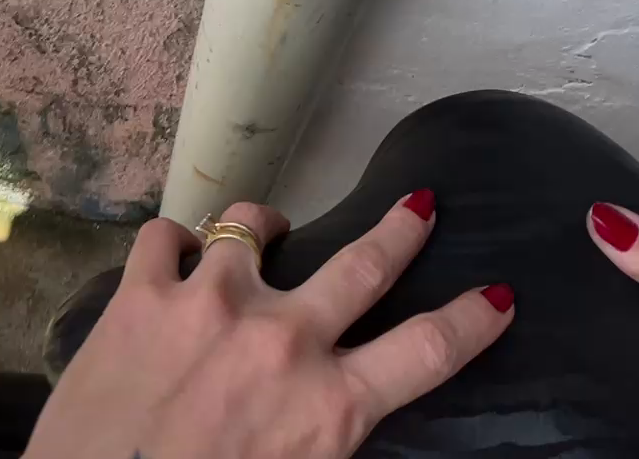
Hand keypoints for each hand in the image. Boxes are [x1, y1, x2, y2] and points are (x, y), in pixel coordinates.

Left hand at [24, 192, 515, 458]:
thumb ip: (328, 435)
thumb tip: (343, 402)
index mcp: (324, 407)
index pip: (423, 354)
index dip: (469, 323)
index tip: (495, 293)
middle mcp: (278, 338)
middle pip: (360, 267)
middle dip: (399, 232)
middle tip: (419, 203)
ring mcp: (208, 303)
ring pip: (250, 224)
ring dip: (264, 224)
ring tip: (266, 229)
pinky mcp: (143, 291)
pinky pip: (166, 234)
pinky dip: (174, 241)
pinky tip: (176, 255)